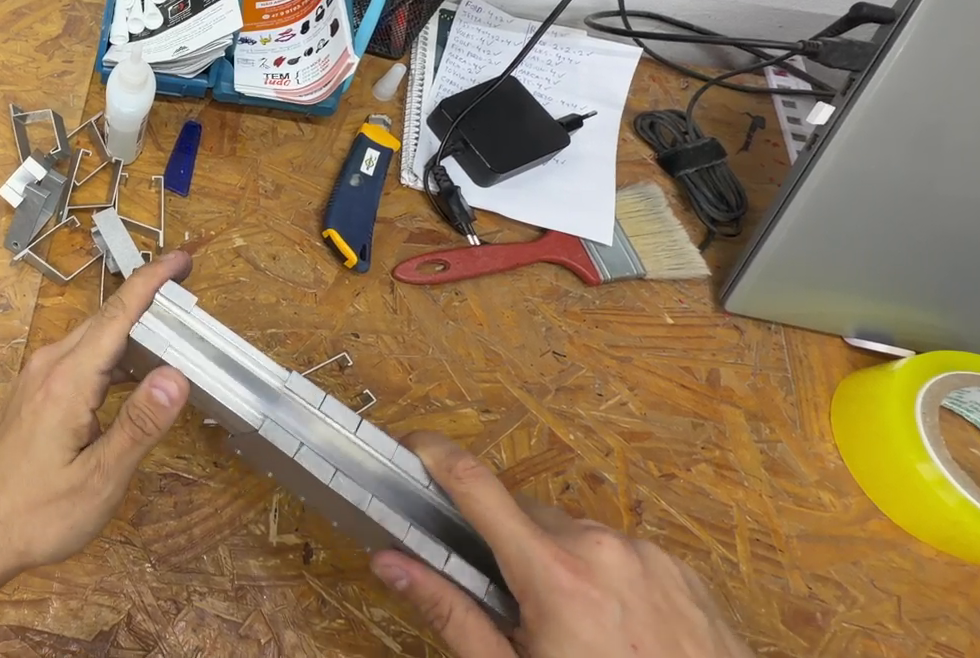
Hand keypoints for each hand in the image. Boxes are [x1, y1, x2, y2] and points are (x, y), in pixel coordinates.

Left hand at [0, 251, 193, 578]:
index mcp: (67, 379)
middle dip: (147, 297)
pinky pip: (82, 358)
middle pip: (106, 320)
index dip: (151, 282)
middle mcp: (50, 365)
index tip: (182, 259)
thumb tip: (177, 376)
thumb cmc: (37, 512)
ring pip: (93, 339)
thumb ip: (139, 426)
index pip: (117, 316)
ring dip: (132, 329)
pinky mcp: (37, 391)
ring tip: (173, 328)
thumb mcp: (99, 479)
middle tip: (187, 287)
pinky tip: (137, 373)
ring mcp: (39, 376)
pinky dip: (114, 356)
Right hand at [370, 432, 753, 657]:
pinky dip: (603, 574)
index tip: (411, 445)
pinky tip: (616, 628)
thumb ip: (450, 612)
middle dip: (506, 543)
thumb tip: (387, 562)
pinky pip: (620, 553)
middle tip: (510, 601)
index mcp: (555, 575)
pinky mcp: (686, 574)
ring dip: (556, 560)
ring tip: (573, 627)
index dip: (435, 454)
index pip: (476, 485)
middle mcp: (603, 549)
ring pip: (573, 534)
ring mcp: (651, 558)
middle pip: (524, 514)